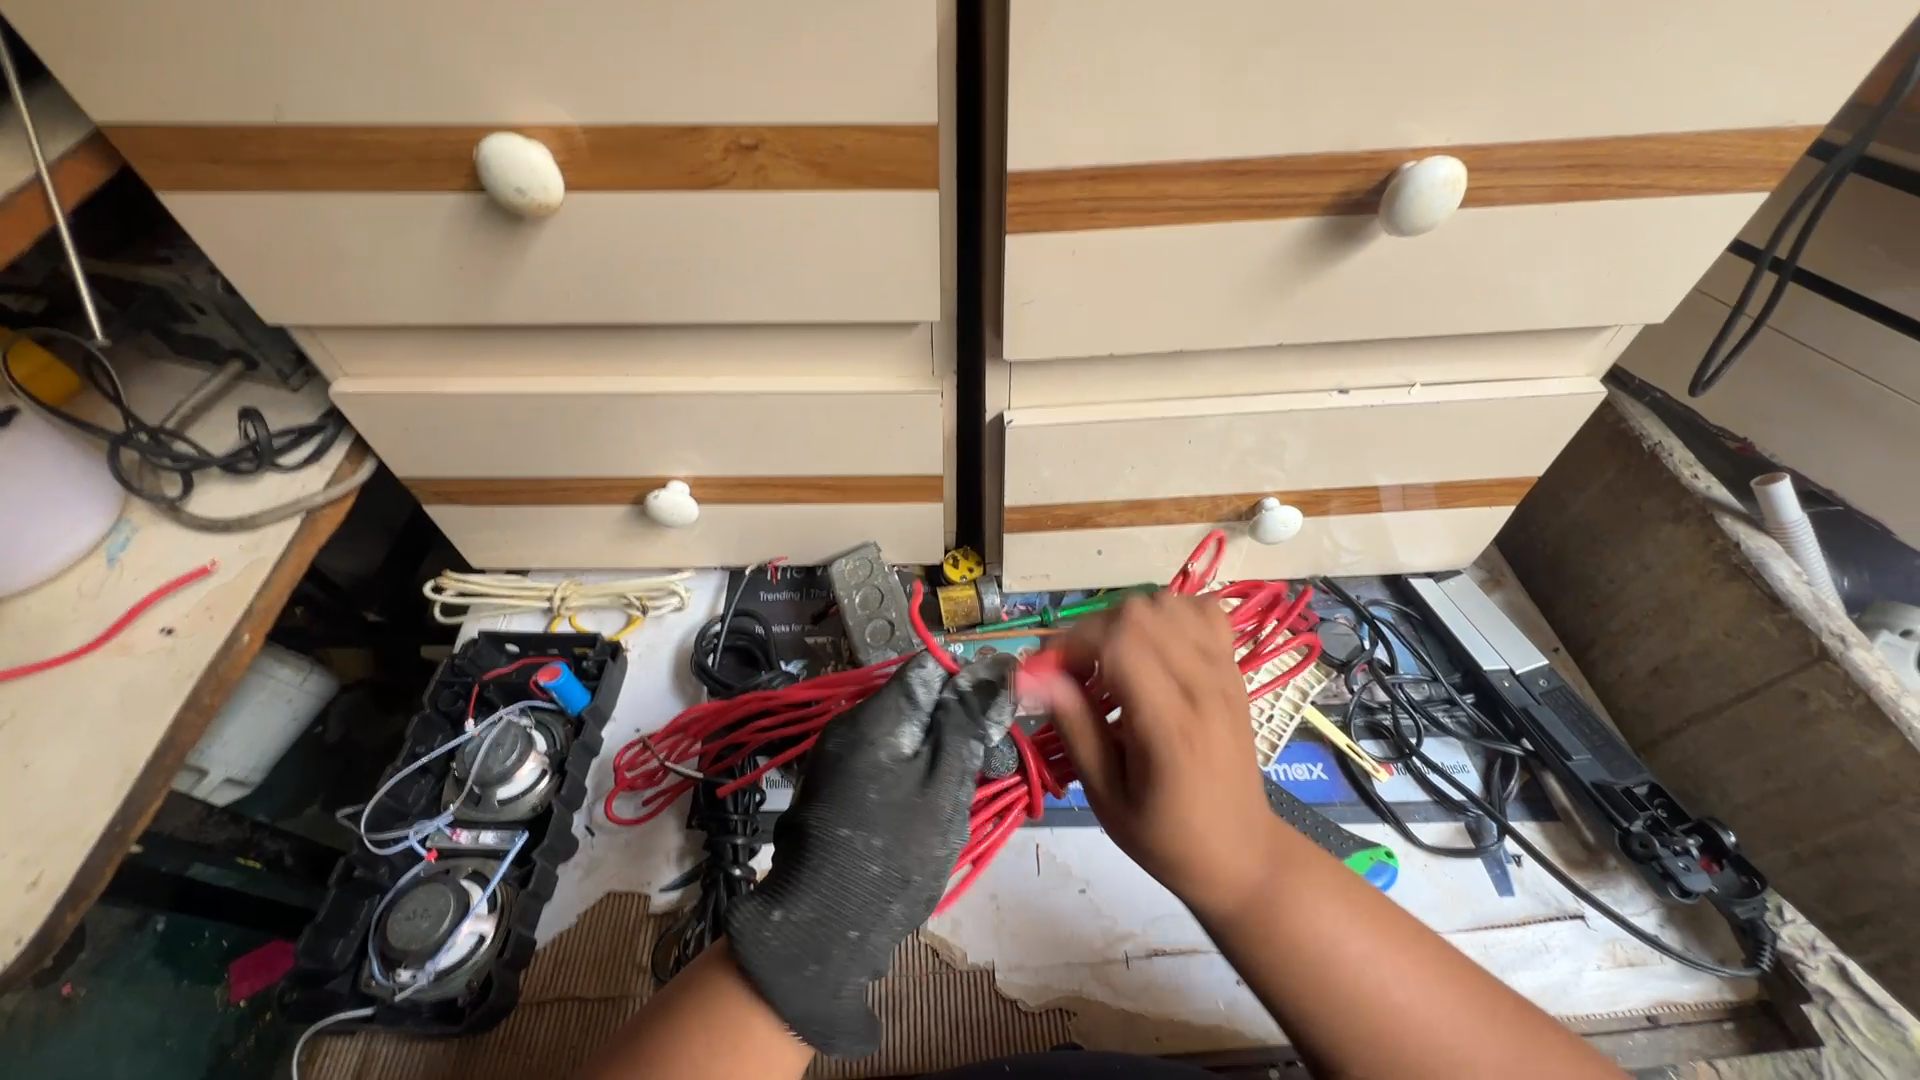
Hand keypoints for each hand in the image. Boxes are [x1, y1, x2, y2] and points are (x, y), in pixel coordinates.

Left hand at [724, 651, 1014, 1057]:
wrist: (824, 929)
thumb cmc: (895, 854)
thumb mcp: (946, 784)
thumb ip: (968, 722)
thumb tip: (996, 665)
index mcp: (877, 715)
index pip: (932, 667)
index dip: (973, 682)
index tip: (1002, 715)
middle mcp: (852, 727)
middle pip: (920, 702)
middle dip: (960, 725)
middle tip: (990, 767)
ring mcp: (842, 760)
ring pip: (908, 737)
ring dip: (942, 757)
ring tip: (964, 796)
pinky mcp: (841, 791)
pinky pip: (890, 765)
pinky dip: (918, 779)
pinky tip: (932, 812)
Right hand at [1038, 593, 1282, 920]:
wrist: (1241, 854)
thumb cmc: (1166, 837)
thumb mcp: (1106, 796)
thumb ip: (1075, 727)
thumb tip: (1035, 676)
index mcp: (1170, 724)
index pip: (1118, 642)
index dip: (1071, 643)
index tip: (1046, 672)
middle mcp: (1203, 686)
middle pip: (1140, 613)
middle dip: (1092, 631)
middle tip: (1077, 673)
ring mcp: (1225, 673)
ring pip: (1169, 603)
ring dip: (1128, 621)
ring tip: (1112, 661)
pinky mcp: (1234, 671)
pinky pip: (1204, 611)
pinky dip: (1170, 616)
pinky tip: (1152, 648)